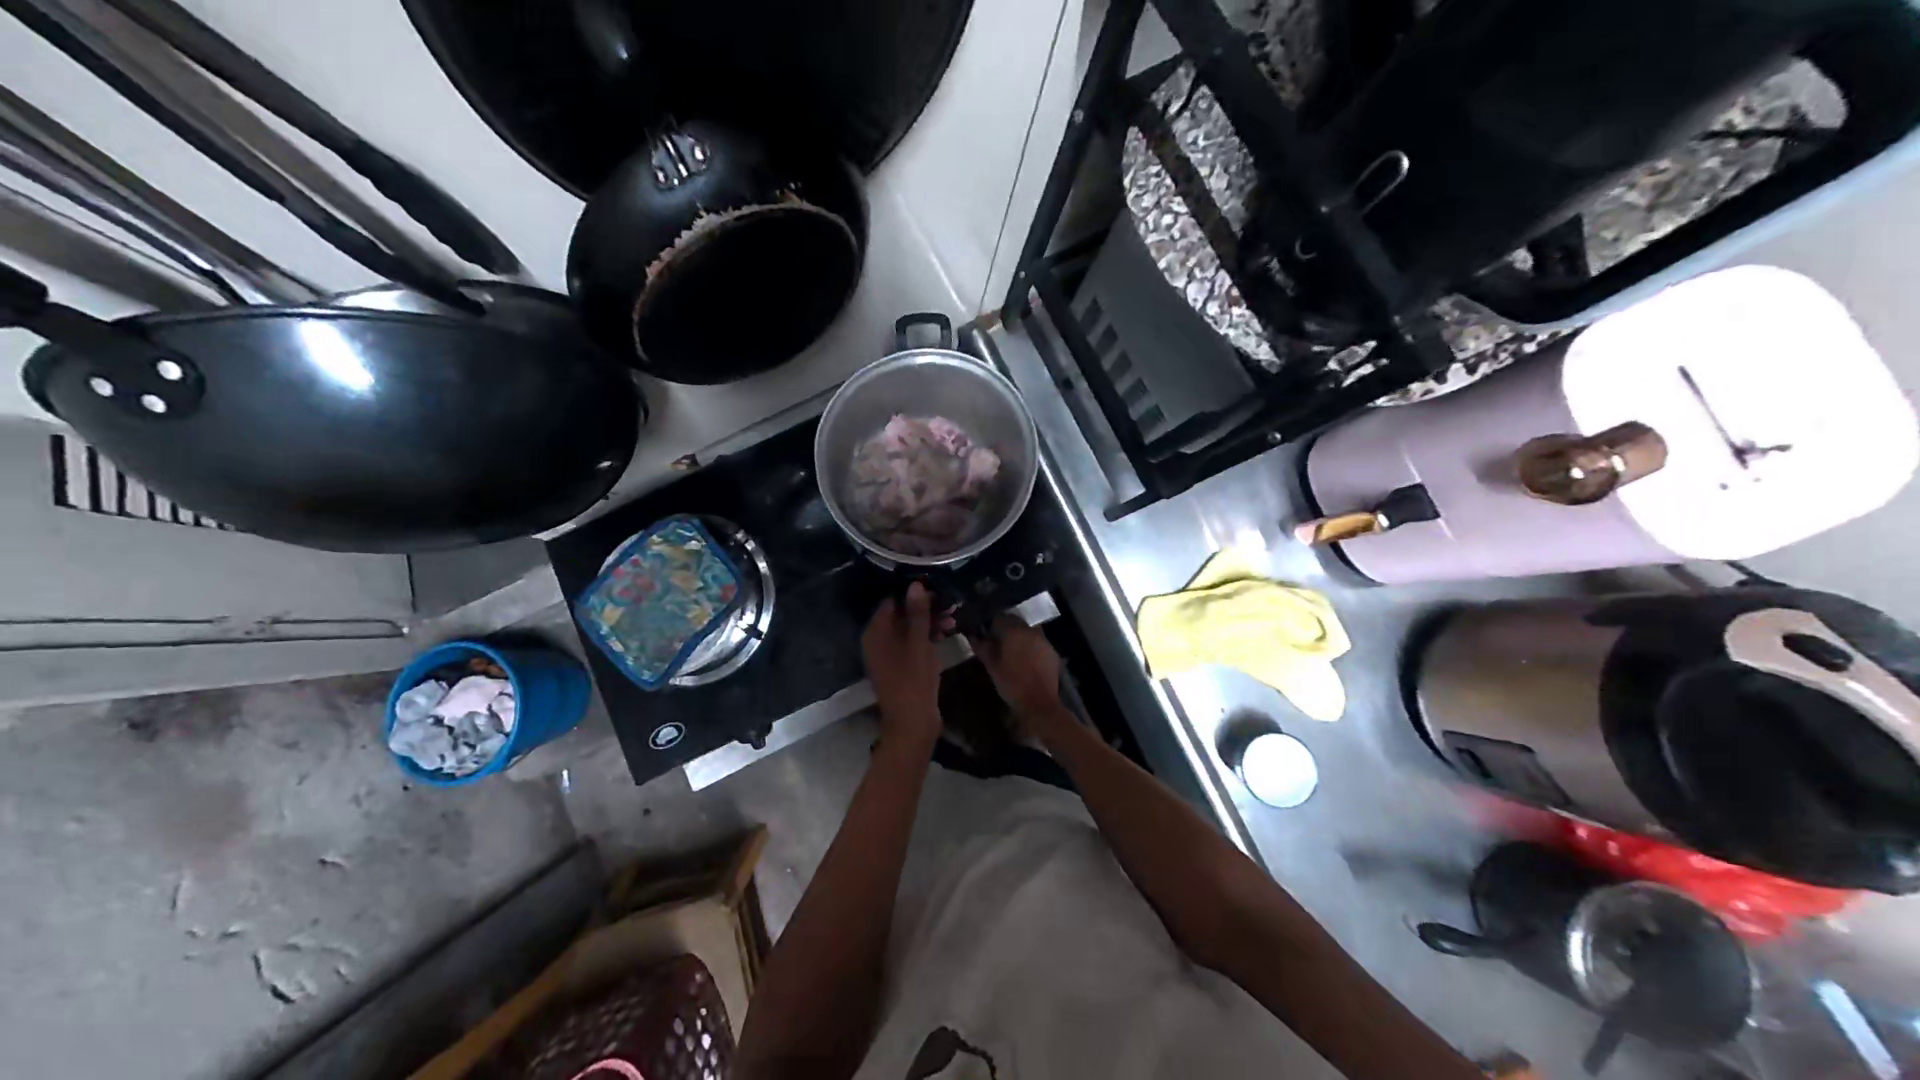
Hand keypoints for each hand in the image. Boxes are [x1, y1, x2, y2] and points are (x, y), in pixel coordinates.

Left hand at [861, 582, 943, 752]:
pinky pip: (914, 644)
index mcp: (875, 633)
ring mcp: (890, 655)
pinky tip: (949, 632)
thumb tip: (916, 584)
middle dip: (925, 608)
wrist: (912, 724)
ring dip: (930, 622)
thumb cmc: (913, 681)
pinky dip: (929, 637)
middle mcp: (878, 641)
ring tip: (954, 617)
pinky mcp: (902, 667)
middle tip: (950, 602)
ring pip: (910, 630)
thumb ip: (918, 613)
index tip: (936, 586)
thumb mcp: (918, 644)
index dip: (913, 593)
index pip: (891, 602)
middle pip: (901, 615)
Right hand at [970, 616, 1062, 719]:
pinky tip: (1026, 659)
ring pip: (1028, 631)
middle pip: (1015, 622)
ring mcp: (1043, 640)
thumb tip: (973, 636)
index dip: (990, 626)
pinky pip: (1038, 642)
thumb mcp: (992, 666)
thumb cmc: (1011, 683)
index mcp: (1013, 631)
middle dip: (1006, 629)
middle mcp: (1030, 630)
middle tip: (998, 643)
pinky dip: (1031, 645)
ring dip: (1019, 636)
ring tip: (1012, 651)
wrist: (1039, 703)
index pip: (999, 618)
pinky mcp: (1052, 651)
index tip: (986, 636)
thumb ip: (982, 648)